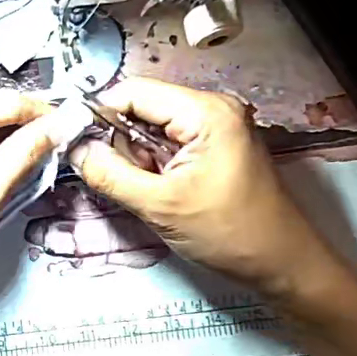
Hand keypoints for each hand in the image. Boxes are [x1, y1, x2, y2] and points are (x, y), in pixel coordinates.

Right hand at [67, 78, 343, 295]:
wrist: (282, 264)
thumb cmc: (230, 234)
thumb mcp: (160, 206)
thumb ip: (110, 173)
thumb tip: (74, 147)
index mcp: (206, 110)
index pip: (133, 91)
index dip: (99, 115)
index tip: (77, 145)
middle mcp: (213, 108)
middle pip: (143, 109)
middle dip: (125, 145)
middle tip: (134, 184)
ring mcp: (218, 127)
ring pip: (154, 131)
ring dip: (142, 161)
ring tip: (156, 195)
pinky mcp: (218, 147)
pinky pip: (172, 146)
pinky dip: (158, 168)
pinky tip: (167, 194)